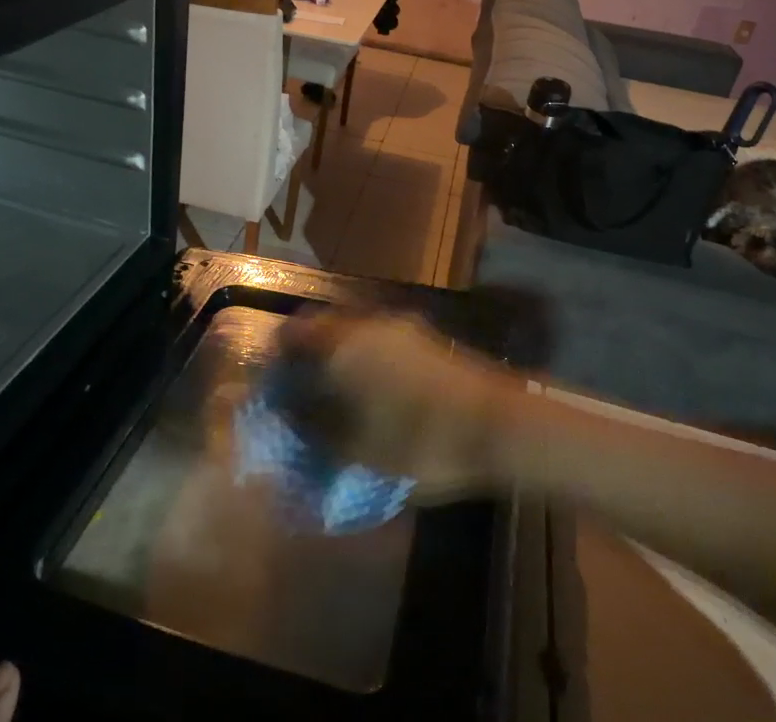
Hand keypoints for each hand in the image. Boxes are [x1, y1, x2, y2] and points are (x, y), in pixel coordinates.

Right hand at [278, 312, 520, 501]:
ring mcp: (403, 329)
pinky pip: (384, 346)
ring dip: (344, 361)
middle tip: (306, 395)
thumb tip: (288, 418)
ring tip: (344, 402)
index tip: (275, 387)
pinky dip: (372, 365)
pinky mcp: (430, 341)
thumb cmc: (418, 439)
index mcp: (341, 344)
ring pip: (357, 337)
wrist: (499, 425)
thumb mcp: (355, 449)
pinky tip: (381, 399)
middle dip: (311, 359)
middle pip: (325, 330)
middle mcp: (367, 325)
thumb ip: (314, 431)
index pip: (291, 333)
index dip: (277, 359)